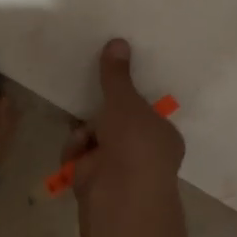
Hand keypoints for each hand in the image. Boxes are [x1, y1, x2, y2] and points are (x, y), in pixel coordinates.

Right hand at [60, 39, 184, 203]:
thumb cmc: (134, 144)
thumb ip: (117, 75)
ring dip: (82, 133)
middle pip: (113, 121)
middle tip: (85, 99)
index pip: (142, 109)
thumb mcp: (125, 102)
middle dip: (97, 115)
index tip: (107, 83)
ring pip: (92, 135)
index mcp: (162, 135)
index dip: (124, 96)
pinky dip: (74, 152)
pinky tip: (77, 156)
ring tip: (82, 137)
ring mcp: (118, 167)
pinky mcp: (94, 177)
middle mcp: (144, 152)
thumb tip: (118, 41)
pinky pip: (78, 153)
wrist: (119, 195)